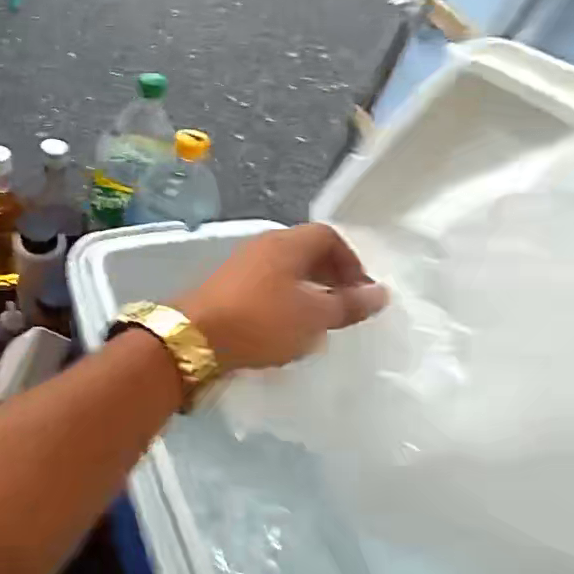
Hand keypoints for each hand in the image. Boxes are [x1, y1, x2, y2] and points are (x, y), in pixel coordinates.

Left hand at [173, 223, 387, 370]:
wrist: (194, 337)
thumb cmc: (261, 321)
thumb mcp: (314, 316)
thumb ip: (348, 304)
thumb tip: (379, 292)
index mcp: (286, 243)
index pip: (328, 236)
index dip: (351, 261)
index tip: (360, 293)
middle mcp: (261, 247)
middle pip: (305, 252)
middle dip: (330, 277)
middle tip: (344, 308)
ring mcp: (239, 266)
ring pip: (284, 271)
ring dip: (306, 292)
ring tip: (318, 323)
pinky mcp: (224, 288)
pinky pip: (264, 287)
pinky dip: (282, 302)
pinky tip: (285, 329)